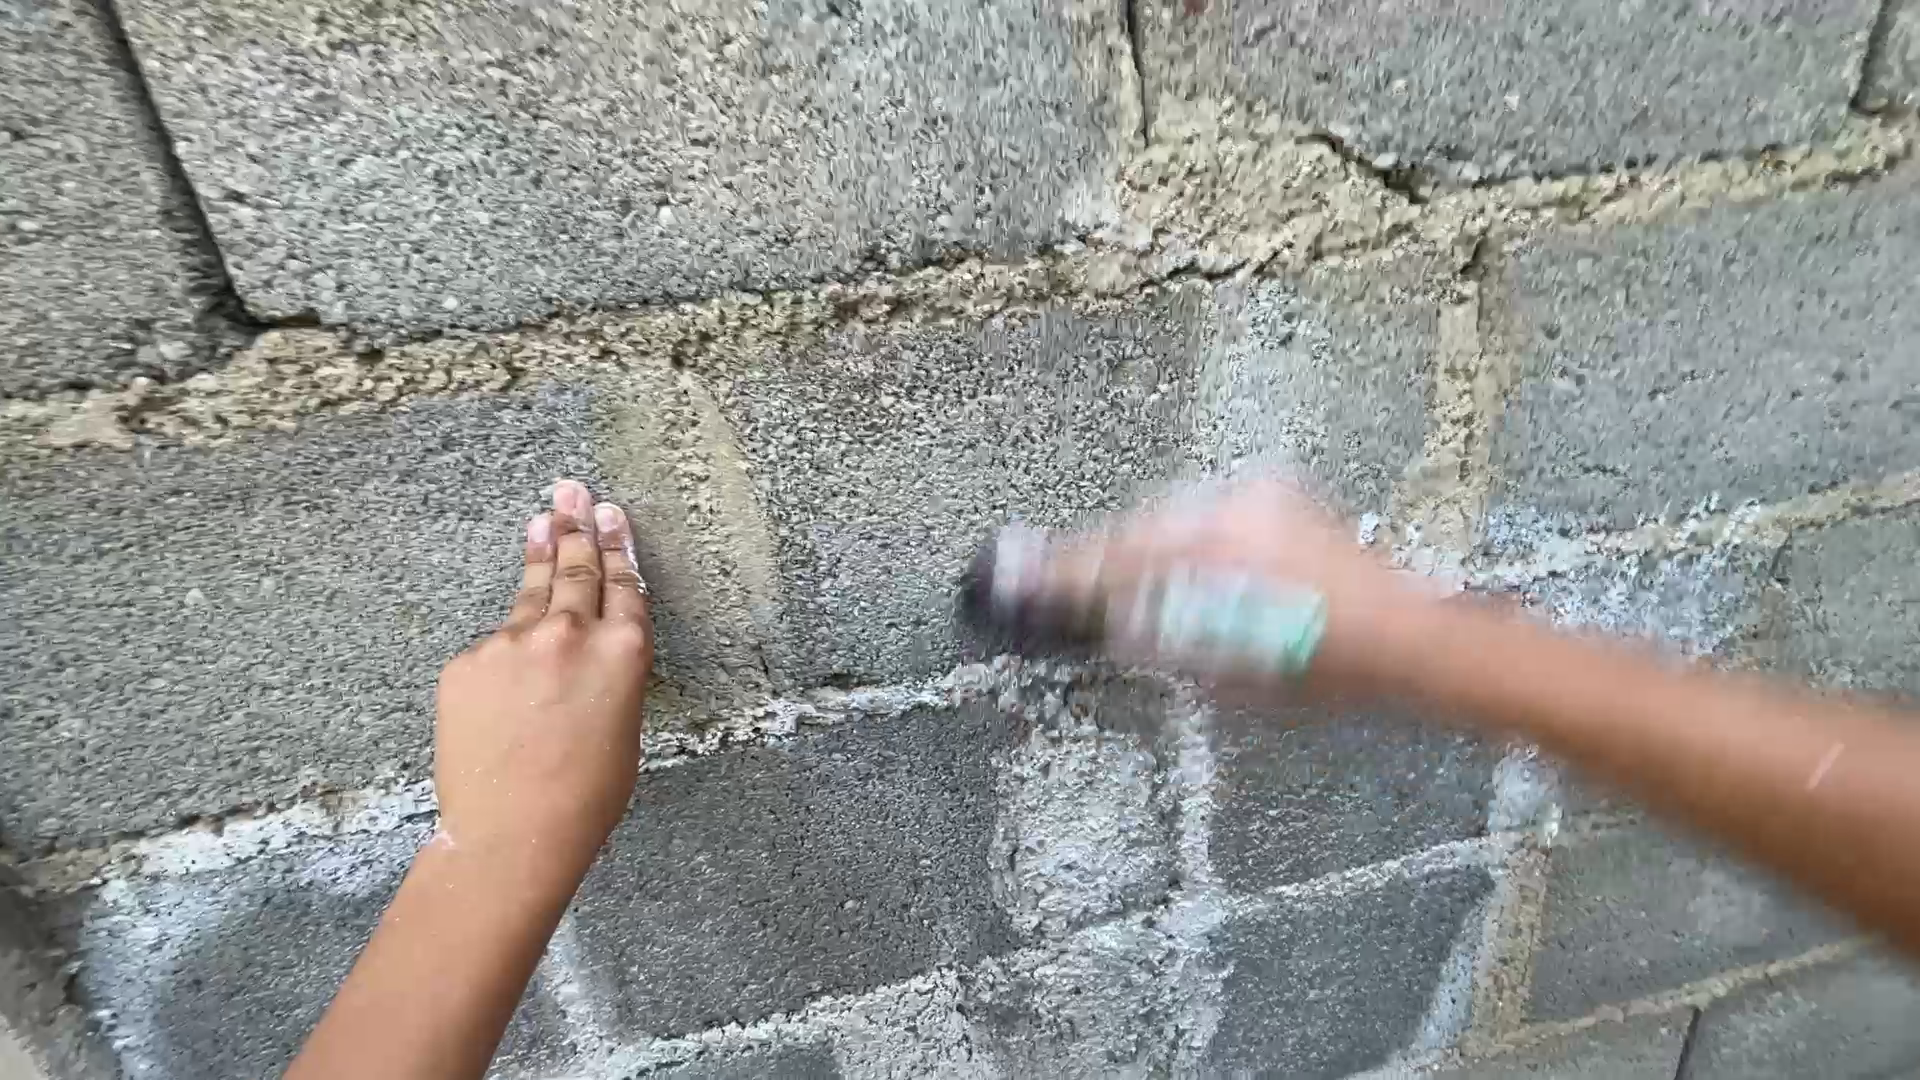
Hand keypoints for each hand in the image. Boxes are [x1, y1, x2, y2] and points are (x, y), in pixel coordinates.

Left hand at [431, 478, 652, 887]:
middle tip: (574, 492)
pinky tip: (512, 660)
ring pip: (532, 591)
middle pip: (578, 567)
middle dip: (577, 525)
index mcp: (625, 649)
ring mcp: (515, 642)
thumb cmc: (589, 790)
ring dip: (540, 552)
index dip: (619, 546)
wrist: (515, 832)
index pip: (625, 583)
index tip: (613, 516)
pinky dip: (505, 645)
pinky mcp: (468, 661)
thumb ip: (610, 669)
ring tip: (543, 518)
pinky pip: (493, 644)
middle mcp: (573, 632)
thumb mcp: (624, 717)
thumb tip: (590, 647)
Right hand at [1025, 479, 1432, 693]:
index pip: (1108, 563)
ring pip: (1160, 516)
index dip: (1053, 572)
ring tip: (1142, 583)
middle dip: (1100, 559)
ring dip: (1141, 547)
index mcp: (1210, 565)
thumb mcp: (1222, 670)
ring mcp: (1247, 494)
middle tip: (1072, 582)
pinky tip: (1191, 564)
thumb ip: (1152, 635)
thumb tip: (1103, 617)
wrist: (1409, 637)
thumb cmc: (1320, 670)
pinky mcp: (1266, 489)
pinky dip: (1179, 535)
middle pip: (1128, 530)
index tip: (1007, 570)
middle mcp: (1223, 513)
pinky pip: (1196, 509)